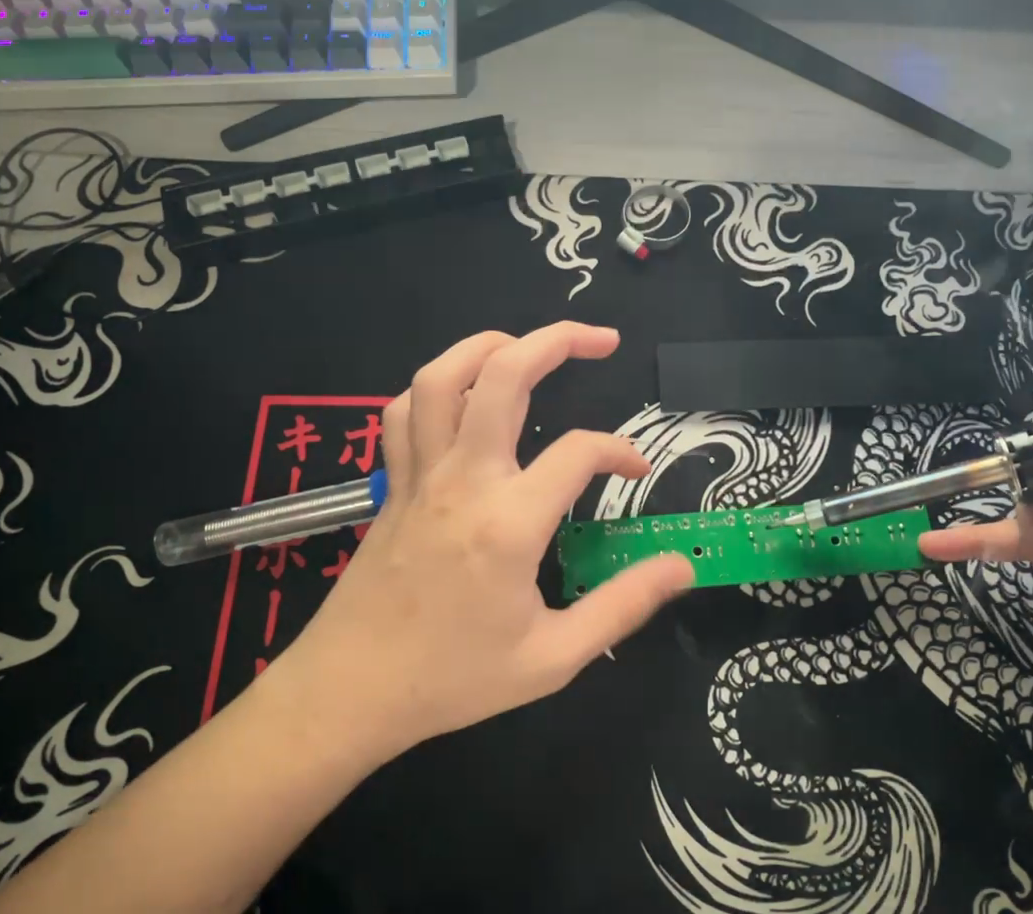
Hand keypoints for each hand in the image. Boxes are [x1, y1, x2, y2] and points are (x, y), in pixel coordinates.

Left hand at [263, 322, 694, 763]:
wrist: (349, 693)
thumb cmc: (454, 679)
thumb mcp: (553, 657)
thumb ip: (622, 606)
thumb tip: (682, 568)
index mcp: (509, 523)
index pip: (579, 453)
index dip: (621, 450)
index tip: (637, 470)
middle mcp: (463, 481)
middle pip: (504, 376)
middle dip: (558, 340)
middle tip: (602, 339)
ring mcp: (420, 476)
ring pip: (442, 378)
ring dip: (488, 345)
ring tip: (527, 344)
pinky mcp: (393, 485)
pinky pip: (405, 412)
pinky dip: (435, 386)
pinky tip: (463, 395)